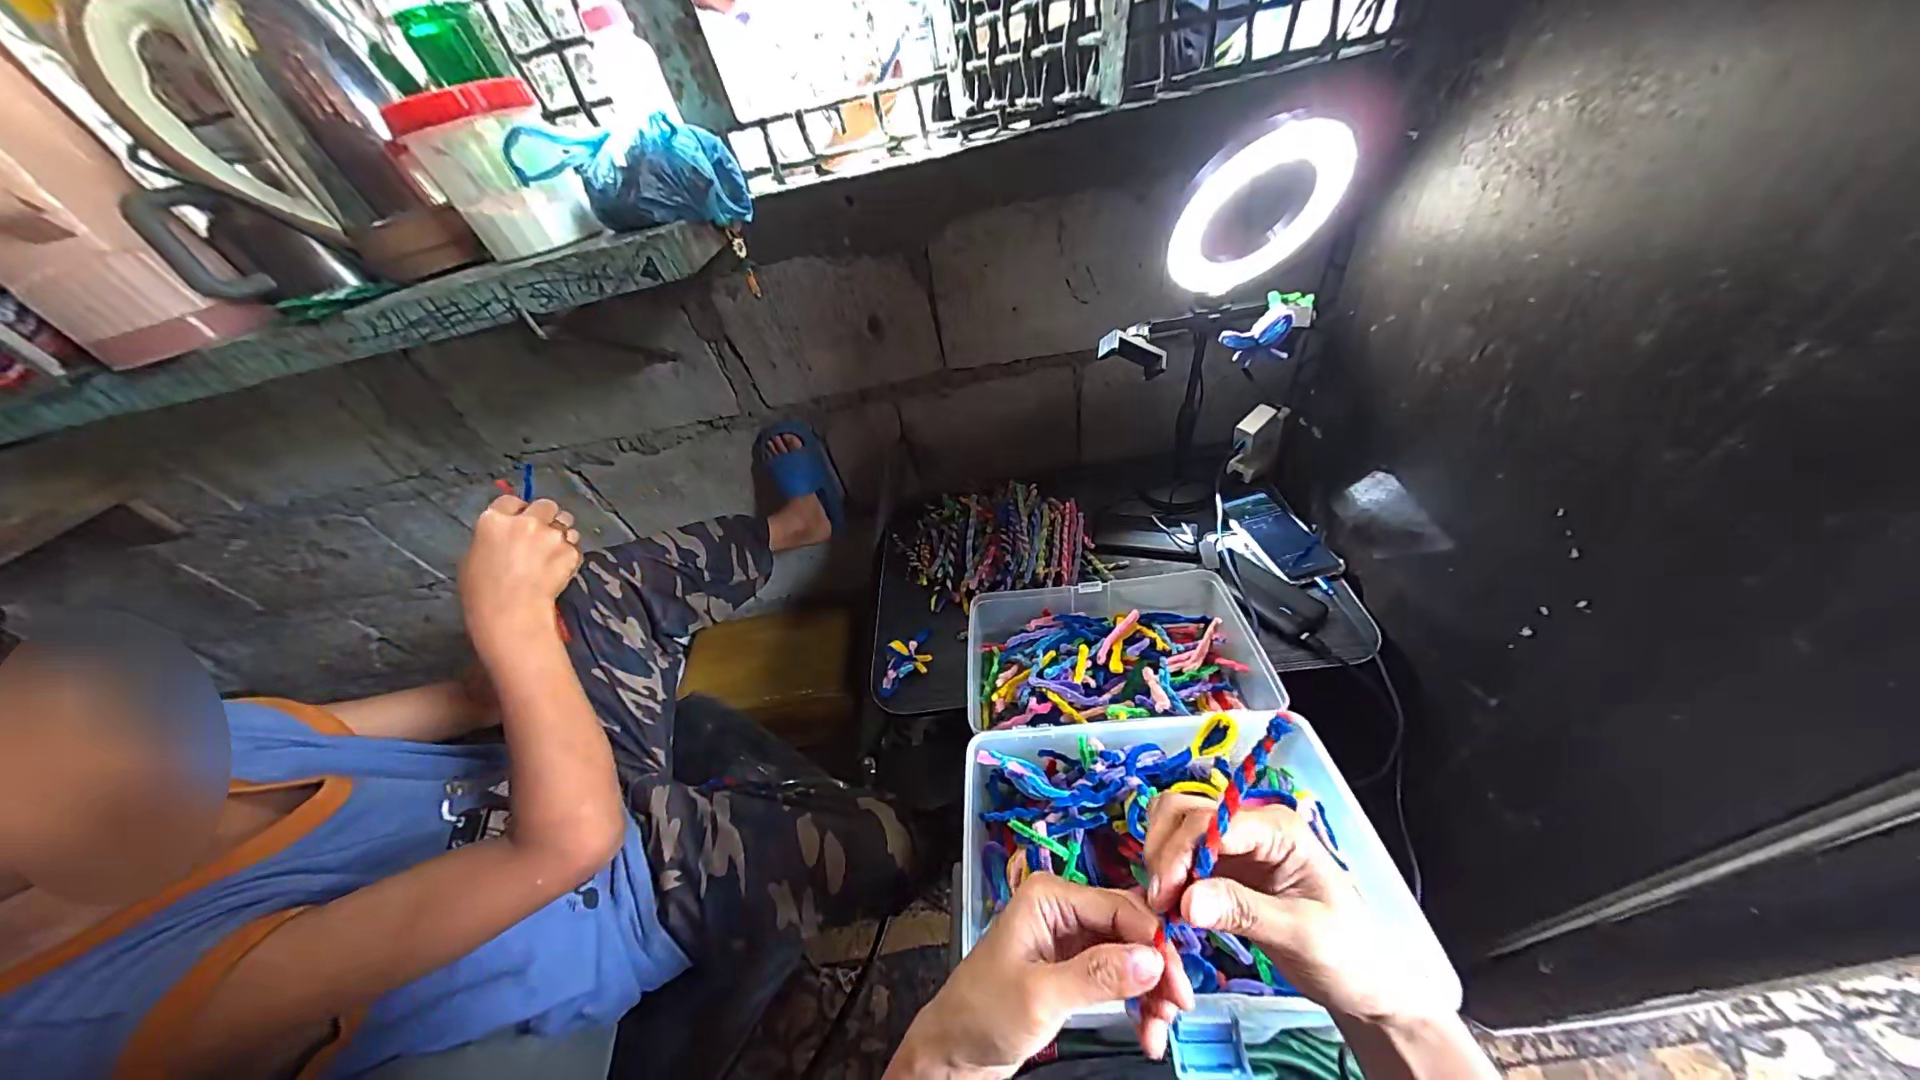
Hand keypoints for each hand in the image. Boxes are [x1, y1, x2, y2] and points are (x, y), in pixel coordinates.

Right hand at [458, 496, 579, 652]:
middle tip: (543, 534)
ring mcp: (552, 535)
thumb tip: (505, 533)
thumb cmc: (484, 591)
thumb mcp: (473, 556)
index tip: (522, 519)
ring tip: (552, 553)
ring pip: (566, 522)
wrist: (511, 611)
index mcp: (494, 520)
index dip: (519, 510)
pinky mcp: (571, 550)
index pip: (512, 500)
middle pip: (545, 505)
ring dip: (562, 533)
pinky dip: (570, 554)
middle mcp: (526, 521)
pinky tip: (559, 568)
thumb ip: (494, 536)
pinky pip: (575, 546)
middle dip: (546, 516)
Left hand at [887, 874, 1170, 1078]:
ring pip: (1128, 953)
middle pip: (1128, 928)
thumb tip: (1152, 959)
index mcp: (1049, 897)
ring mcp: (1069, 937)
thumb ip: (1097, 976)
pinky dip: (1136, 1000)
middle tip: (1177, 1010)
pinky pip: (1117, 975)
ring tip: (1159, 1031)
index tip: (1179, 985)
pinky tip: (1146, 1030)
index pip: (1117, 906)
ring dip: (1150, 989)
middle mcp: (1062, 908)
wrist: (953, 1049)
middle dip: (1156, 968)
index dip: (1153, 941)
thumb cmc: (984, 1013)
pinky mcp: (1073, 966)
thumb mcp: (1041, 996)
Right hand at [1138, 795, 1453, 1047]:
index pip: (1210, 823)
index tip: (1164, 898)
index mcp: (1277, 827)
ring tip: (1163, 904)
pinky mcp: (1220, 863)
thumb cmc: (1348, 955)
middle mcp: (1249, 823)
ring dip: (1159, 858)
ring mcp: (1233, 841)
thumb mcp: (1302, 935)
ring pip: (1173, 824)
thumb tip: (1186, 902)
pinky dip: (1164, 872)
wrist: (1365, 981)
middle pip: (1183, 812)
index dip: (1179, 854)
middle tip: (1159, 903)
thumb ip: (1243, 911)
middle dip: (1163, 853)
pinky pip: (1178, 851)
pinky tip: (1170, 904)